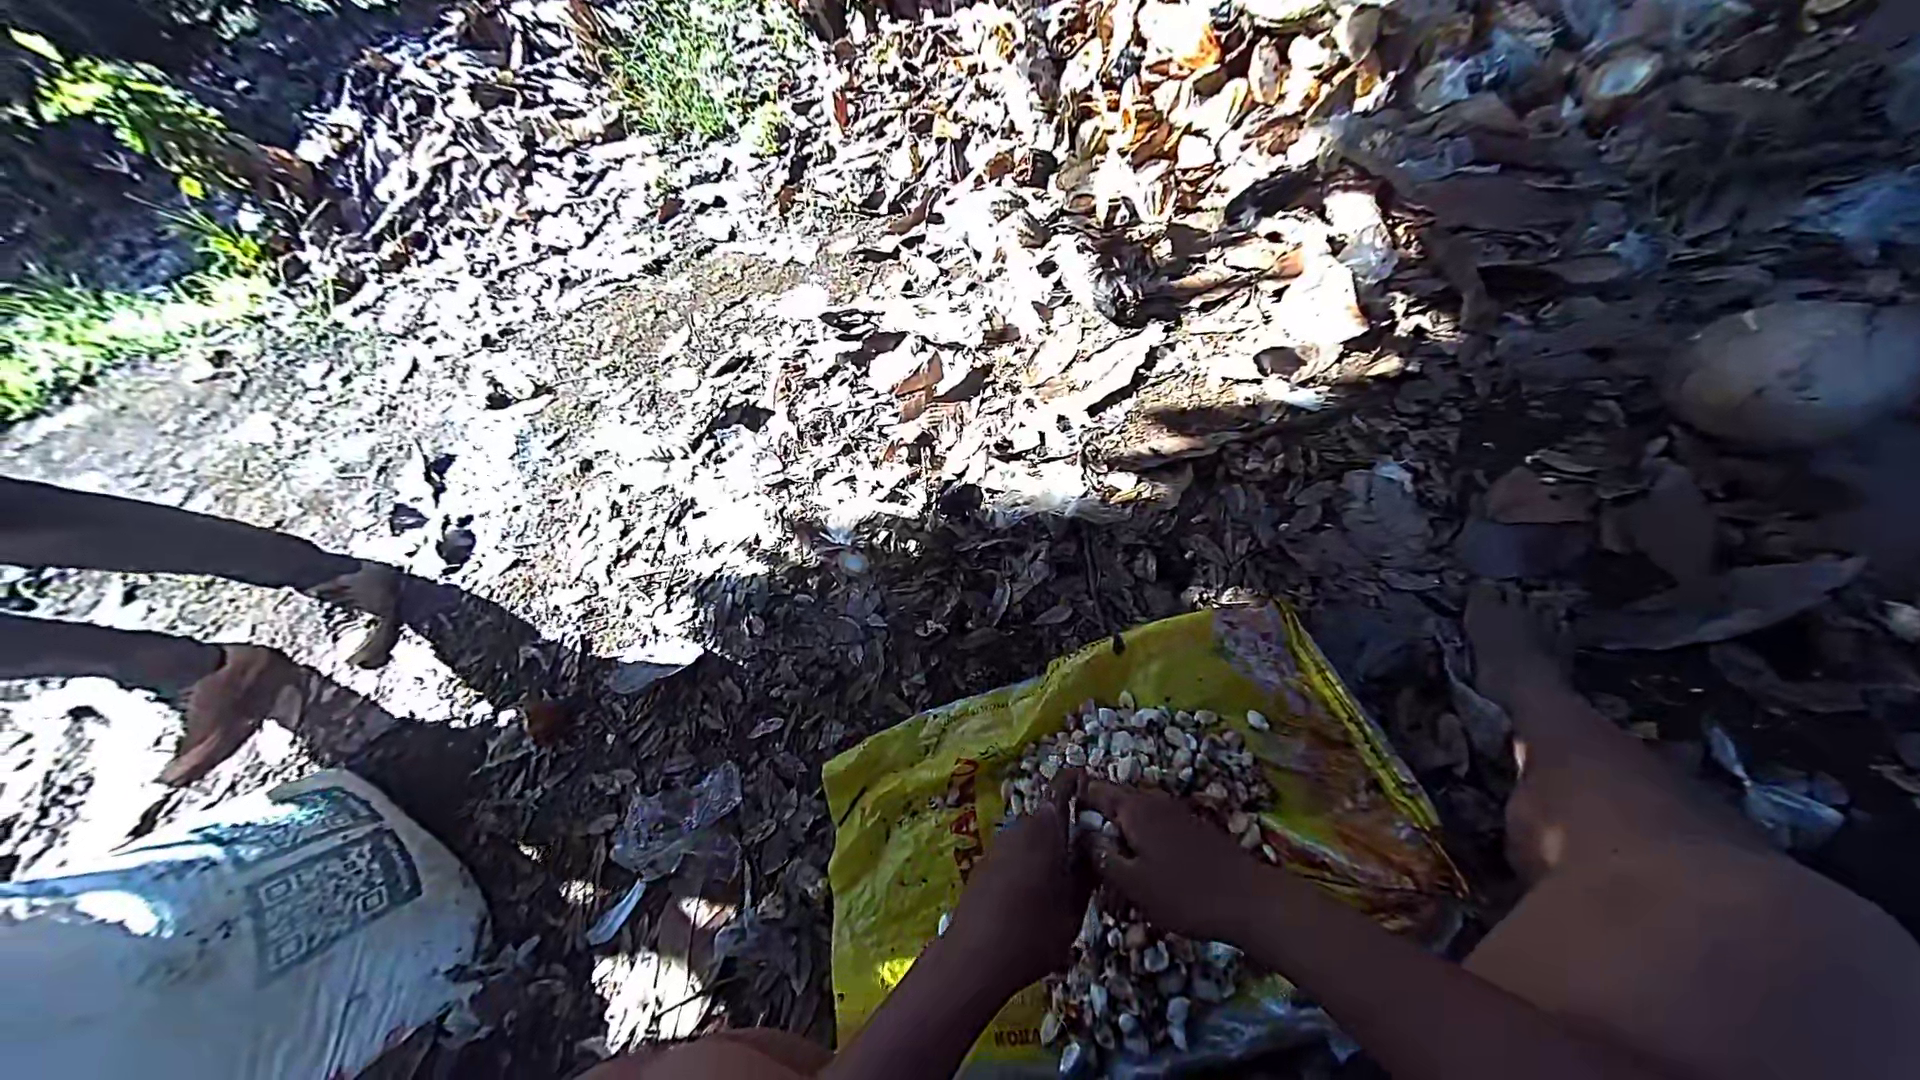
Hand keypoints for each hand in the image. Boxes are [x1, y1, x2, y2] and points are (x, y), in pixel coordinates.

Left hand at [945, 778, 1091, 993]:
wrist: (973, 956)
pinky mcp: (984, 863)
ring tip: (1061, 879)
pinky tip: (1032, 894)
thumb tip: (1093, 849)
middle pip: (1047, 817)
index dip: (1074, 781)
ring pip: (1030, 837)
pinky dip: (1027, 862)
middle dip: (1065, 828)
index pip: (1061, 789)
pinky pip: (1014, 853)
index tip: (1086, 779)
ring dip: (1045, 848)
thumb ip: (1085, 875)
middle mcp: (1019, 828)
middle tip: (1086, 851)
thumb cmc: (1032, 933)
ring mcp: (998, 845)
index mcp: (1045, 830)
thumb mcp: (1073, 911)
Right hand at [1080, 778, 1265, 941]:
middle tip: (1077, 843)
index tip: (1056, 818)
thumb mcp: (1134, 884)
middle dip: (1094, 816)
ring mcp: (1173, 812)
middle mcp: (1151, 801)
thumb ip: (1102, 858)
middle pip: (1113, 799)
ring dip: (1116, 828)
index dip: (1073, 800)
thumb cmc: (1186, 894)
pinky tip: (1137, 862)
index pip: (1093, 789)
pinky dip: (1137, 836)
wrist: (1250, 901)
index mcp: (1133, 808)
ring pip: (1133, 812)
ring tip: (1104, 856)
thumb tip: (1081, 837)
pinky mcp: (1189, 827)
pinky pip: (1151, 823)